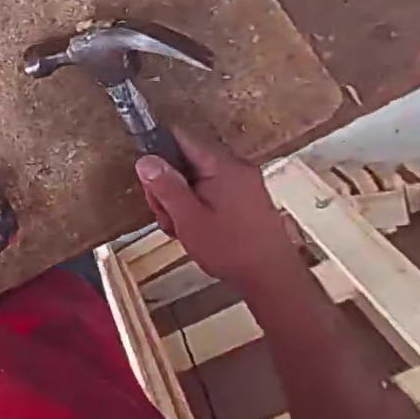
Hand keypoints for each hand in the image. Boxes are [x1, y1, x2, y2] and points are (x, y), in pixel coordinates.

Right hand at [134, 126, 302, 290]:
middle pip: (188, 161)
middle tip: (166, 215)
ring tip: (182, 229)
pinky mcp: (248, 200)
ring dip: (183, 201)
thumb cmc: (232, 250)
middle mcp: (236, 168)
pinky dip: (200, 208)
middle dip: (170, 186)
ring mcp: (244, 184)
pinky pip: (214, 193)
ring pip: (199, 180)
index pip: (181, 139)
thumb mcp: (189, 219)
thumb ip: (166, 187)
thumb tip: (146, 160)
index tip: (149, 181)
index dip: (158, 155)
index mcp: (222, 165)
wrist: (273, 279)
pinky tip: (197, 231)